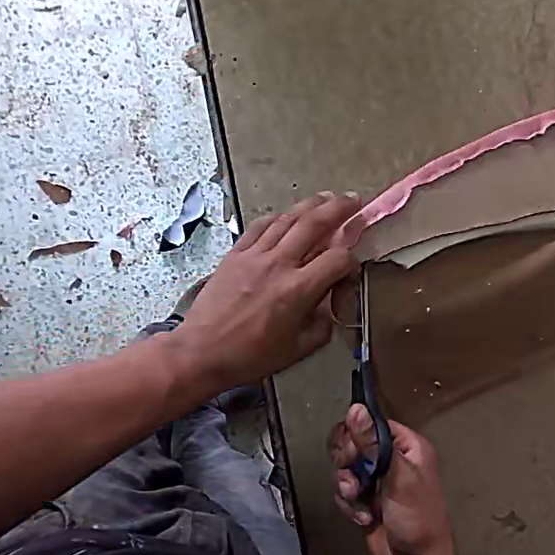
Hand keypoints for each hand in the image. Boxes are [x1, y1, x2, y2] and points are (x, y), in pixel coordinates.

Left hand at [167, 192, 361, 393]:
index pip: (338, 259)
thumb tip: (329, 309)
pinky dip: (276, 217)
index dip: (351, 260)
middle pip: (315, 224)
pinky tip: (285, 215)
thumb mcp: (299, 349)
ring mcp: (255, 257)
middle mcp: (278, 266)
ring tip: (325, 198)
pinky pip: (259, 227)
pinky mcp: (235, 255)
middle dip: (339, 208)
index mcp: (298, 290)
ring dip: (310, 204)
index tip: (350, 268)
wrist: (202, 352)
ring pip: (288, 219)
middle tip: (352, 200)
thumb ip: (323, 325)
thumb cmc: (248, 356)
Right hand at [329, 405, 454, 554]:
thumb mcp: (398, 476)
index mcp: (406, 445)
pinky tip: (364, 517)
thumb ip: (373, 443)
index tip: (351, 453)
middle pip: (352, 442)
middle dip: (347, 462)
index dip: (357, 435)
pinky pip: (344, 490)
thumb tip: (356, 409)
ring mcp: (376, 479)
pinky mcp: (364, 498)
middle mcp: (390, 457)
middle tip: (354, 479)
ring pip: (344, 467)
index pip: (371, 424)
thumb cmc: (417, 517)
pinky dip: (349, 503)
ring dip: (347, 485)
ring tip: (358, 501)